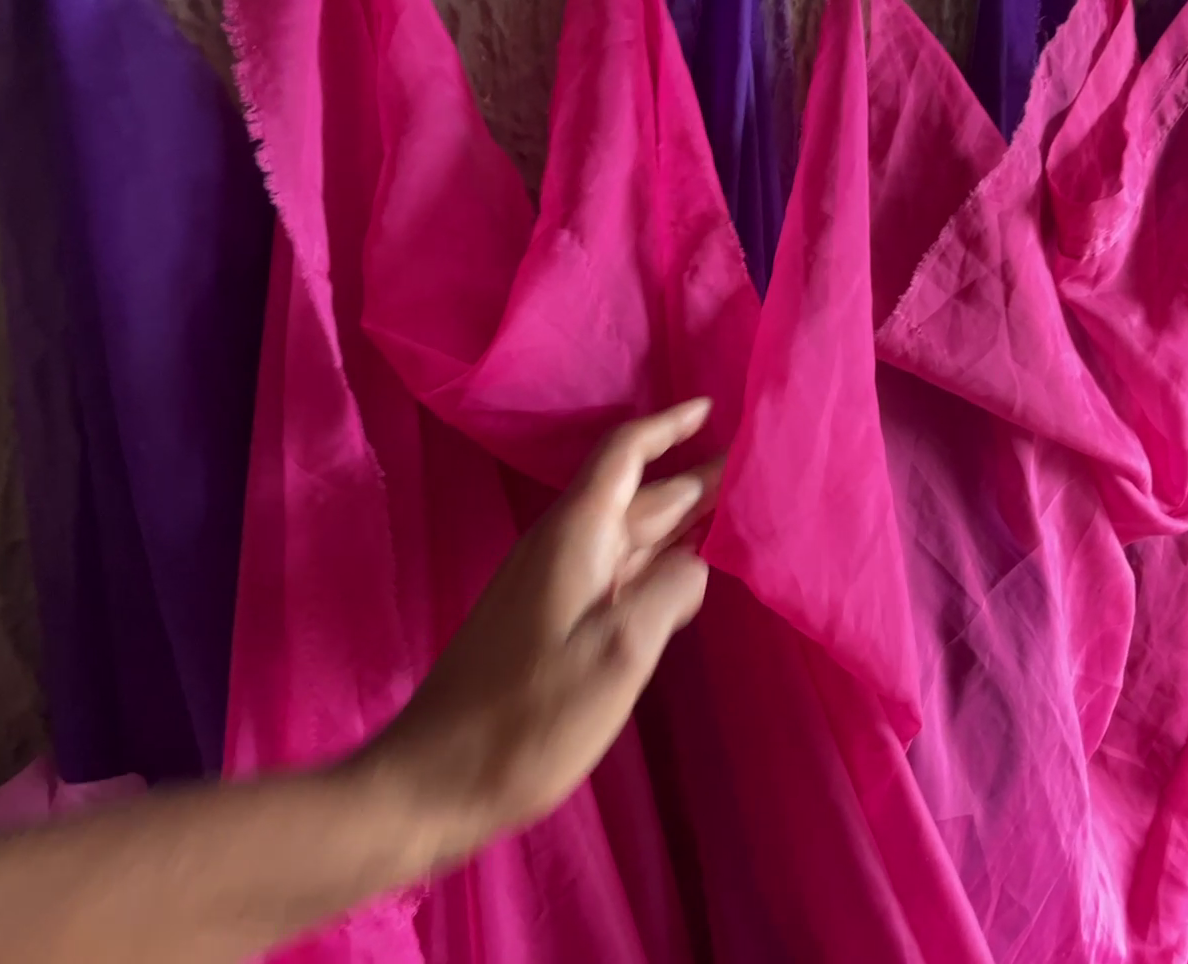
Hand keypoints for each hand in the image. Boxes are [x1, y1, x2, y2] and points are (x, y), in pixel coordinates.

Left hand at [345, 399, 720, 870]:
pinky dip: (656, 561)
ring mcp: (555, 584)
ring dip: (678, 519)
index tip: (708, 409)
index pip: (624, 456)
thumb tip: (694, 563)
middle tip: (749, 468)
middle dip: (691, 477)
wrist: (438, 779)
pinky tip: (683, 571)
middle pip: (635, 496)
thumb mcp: (617, 655)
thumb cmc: (530, 716)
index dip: (667, 428)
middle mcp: (565, 548)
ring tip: (731, 509)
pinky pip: (617, 571)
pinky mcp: (551, 619)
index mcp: (577, 537)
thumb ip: (668, 594)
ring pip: (628, 535)